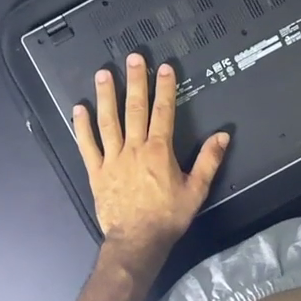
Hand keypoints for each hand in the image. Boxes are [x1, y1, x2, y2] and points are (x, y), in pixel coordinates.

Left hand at [73, 54, 229, 264]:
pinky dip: (82, 127)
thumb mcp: (196, 190)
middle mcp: (134, 149)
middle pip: (135, 109)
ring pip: (108, 121)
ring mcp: (113, 159)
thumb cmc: (167, 218)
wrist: (137, 241)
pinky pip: (87, 146)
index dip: (165, 88)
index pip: (163, 112)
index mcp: (159, 151)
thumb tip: (222, 136)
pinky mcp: (97, 172)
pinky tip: (78, 110)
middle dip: (136, 81)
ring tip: (104, 74)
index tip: (164, 68)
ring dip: (106, 96)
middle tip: (133, 58)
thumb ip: (209, 161)